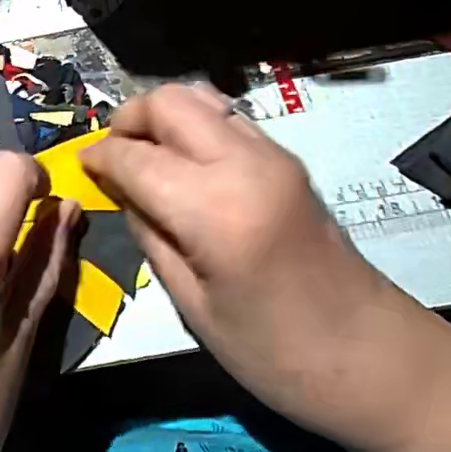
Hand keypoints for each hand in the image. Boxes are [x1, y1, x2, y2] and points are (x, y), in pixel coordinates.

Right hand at [80, 85, 439, 451]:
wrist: (369, 353)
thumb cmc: (275, 353)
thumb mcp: (194, 305)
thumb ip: (151, 235)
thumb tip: (122, 190)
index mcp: (217, 208)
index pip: (138, 157)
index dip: (100, 156)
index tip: (81, 165)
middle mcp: (246, 162)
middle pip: (171, 101)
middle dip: (130, 119)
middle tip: (112, 157)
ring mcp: (274, 153)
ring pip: (202, 98)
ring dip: (164, 118)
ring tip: (145, 158)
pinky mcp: (288, 158)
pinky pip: (228, 119)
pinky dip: (195, 127)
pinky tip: (185, 164)